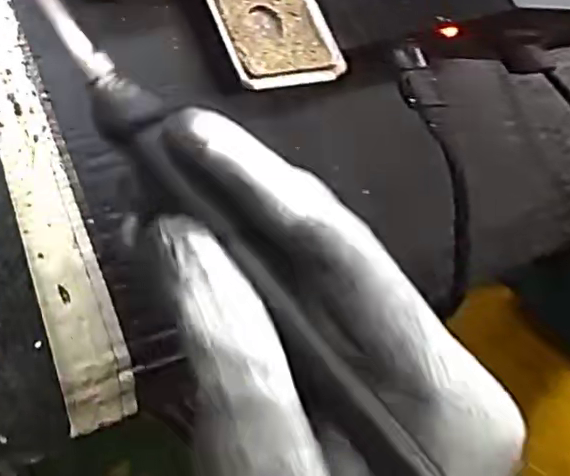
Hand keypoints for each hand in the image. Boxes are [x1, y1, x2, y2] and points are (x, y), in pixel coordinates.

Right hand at [151, 110, 524, 475]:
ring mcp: (355, 344)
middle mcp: (402, 346)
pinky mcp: (304, 344)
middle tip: (144, 137)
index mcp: (431, 381)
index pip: (333, 246)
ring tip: (138, 175)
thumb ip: (233, 357)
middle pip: (302, 231)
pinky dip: (191, 239)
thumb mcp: (270, 463)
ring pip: (269, 242)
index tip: (182, 127)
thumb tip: (173, 230)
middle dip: (216, 178)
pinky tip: (151, 224)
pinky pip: (245, 269)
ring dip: (197, 202)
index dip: (251, 176)